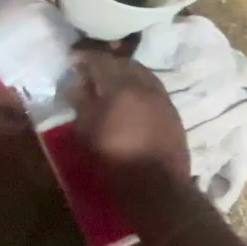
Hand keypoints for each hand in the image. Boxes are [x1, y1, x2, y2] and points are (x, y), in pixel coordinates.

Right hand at [70, 50, 191, 208]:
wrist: (157, 188)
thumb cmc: (114, 158)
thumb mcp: (86, 130)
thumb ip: (81, 101)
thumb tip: (78, 81)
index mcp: (121, 86)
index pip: (100, 60)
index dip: (85, 57)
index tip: (73, 59)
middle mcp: (145, 85)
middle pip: (125, 63)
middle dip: (108, 63)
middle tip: (92, 70)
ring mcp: (163, 99)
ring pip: (143, 75)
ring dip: (126, 74)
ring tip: (112, 84)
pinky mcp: (173, 114)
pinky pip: (154, 90)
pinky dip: (140, 88)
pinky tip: (131, 100)